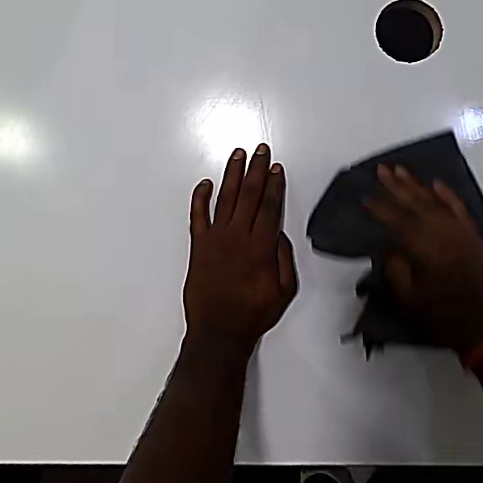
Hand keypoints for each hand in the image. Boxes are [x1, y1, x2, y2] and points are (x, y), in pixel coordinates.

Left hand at [183, 144, 299, 356]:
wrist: (219, 330)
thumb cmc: (251, 314)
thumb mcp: (284, 290)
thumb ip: (283, 258)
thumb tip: (278, 234)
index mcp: (260, 247)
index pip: (269, 206)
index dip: (274, 185)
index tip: (276, 169)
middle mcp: (237, 237)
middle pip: (249, 194)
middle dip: (257, 169)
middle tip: (261, 151)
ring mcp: (215, 239)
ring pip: (225, 198)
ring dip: (232, 174)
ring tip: (238, 156)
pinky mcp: (198, 246)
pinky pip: (198, 215)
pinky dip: (200, 197)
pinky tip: (205, 184)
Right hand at [364, 164, 482, 353]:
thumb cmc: (444, 315)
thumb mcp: (408, 296)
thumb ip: (395, 267)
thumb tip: (389, 247)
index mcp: (425, 249)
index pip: (396, 220)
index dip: (379, 208)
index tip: (365, 197)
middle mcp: (444, 234)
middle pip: (415, 204)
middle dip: (395, 186)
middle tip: (381, 171)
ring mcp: (461, 233)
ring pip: (435, 202)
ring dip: (416, 185)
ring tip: (400, 171)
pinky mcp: (473, 236)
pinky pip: (459, 209)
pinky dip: (447, 195)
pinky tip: (436, 184)